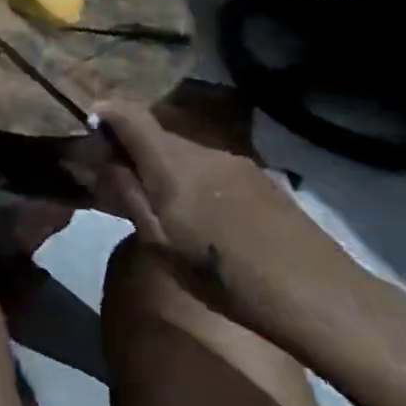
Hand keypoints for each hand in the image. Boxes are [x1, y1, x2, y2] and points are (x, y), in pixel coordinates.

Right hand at [71, 103, 369, 304]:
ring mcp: (236, 161)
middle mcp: (203, 151)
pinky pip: (212, 166)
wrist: (313, 292)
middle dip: (134, 148)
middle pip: (158, 135)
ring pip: (186, 151)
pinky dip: (194, 177)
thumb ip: (128, 195)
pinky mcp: (260, 176)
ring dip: (166, 166)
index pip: (131, 117)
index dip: (108, 113)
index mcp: (173, 165)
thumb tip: (101, 157)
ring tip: (164, 204)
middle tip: (121, 179)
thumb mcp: (160, 245)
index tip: (91, 124)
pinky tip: (205, 214)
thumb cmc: (223, 277)